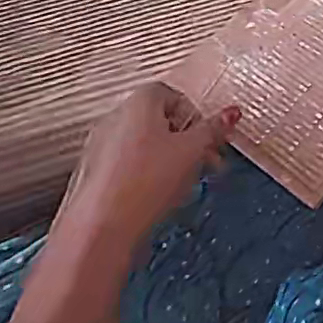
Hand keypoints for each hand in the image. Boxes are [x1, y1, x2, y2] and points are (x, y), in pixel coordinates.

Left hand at [58, 83, 239, 247]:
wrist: (101, 227)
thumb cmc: (145, 181)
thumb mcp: (193, 151)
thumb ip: (214, 130)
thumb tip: (230, 114)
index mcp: (140, 102)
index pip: (174, 95)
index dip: (196, 116)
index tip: (208, 136)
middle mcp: (115, 117)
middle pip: (159, 120)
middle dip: (186, 139)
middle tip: (204, 159)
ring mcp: (100, 145)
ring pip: (143, 143)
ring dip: (167, 157)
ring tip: (184, 182)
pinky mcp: (92, 173)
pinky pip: (127, 163)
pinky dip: (145, 173)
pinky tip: (157, 195)